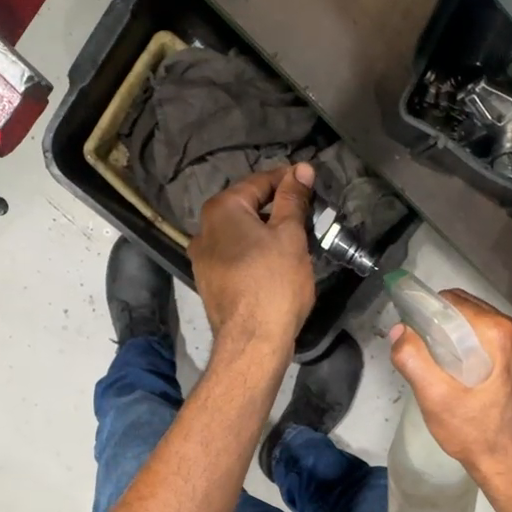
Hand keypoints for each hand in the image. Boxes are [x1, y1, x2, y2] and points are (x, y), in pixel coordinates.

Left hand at [188, 164, 316, 364]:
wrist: (252, 342)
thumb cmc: (274, 283)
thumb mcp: (290, 235)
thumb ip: (293, 199)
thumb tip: (301, 169)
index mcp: (221, 210)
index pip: (258, 182)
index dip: (287, 180)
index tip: (309, 182)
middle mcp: (203, 230)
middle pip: (245, 209)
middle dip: (274, 208)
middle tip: (305, 213)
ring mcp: (202, 260)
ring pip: (239, 235)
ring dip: (263, 233)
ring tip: (292, 240)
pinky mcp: (209, 284)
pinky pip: (234, 258)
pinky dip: (253, 255)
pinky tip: (273, 265)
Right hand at [389, 290, 511, 481]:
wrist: (506, 458)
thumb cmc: (471, 430)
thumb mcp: (434, 397)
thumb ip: (413, 359)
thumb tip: (398, 330)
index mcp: (498, 332)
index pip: (452, 301)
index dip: (426, 314)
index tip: (412, 339)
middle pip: (463, 307)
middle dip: (438, 324)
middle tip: (423, 355)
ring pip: (472, 319)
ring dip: (450, 334)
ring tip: (437, 363)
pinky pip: (483, 334)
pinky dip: (464, 342)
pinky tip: (454, 368)